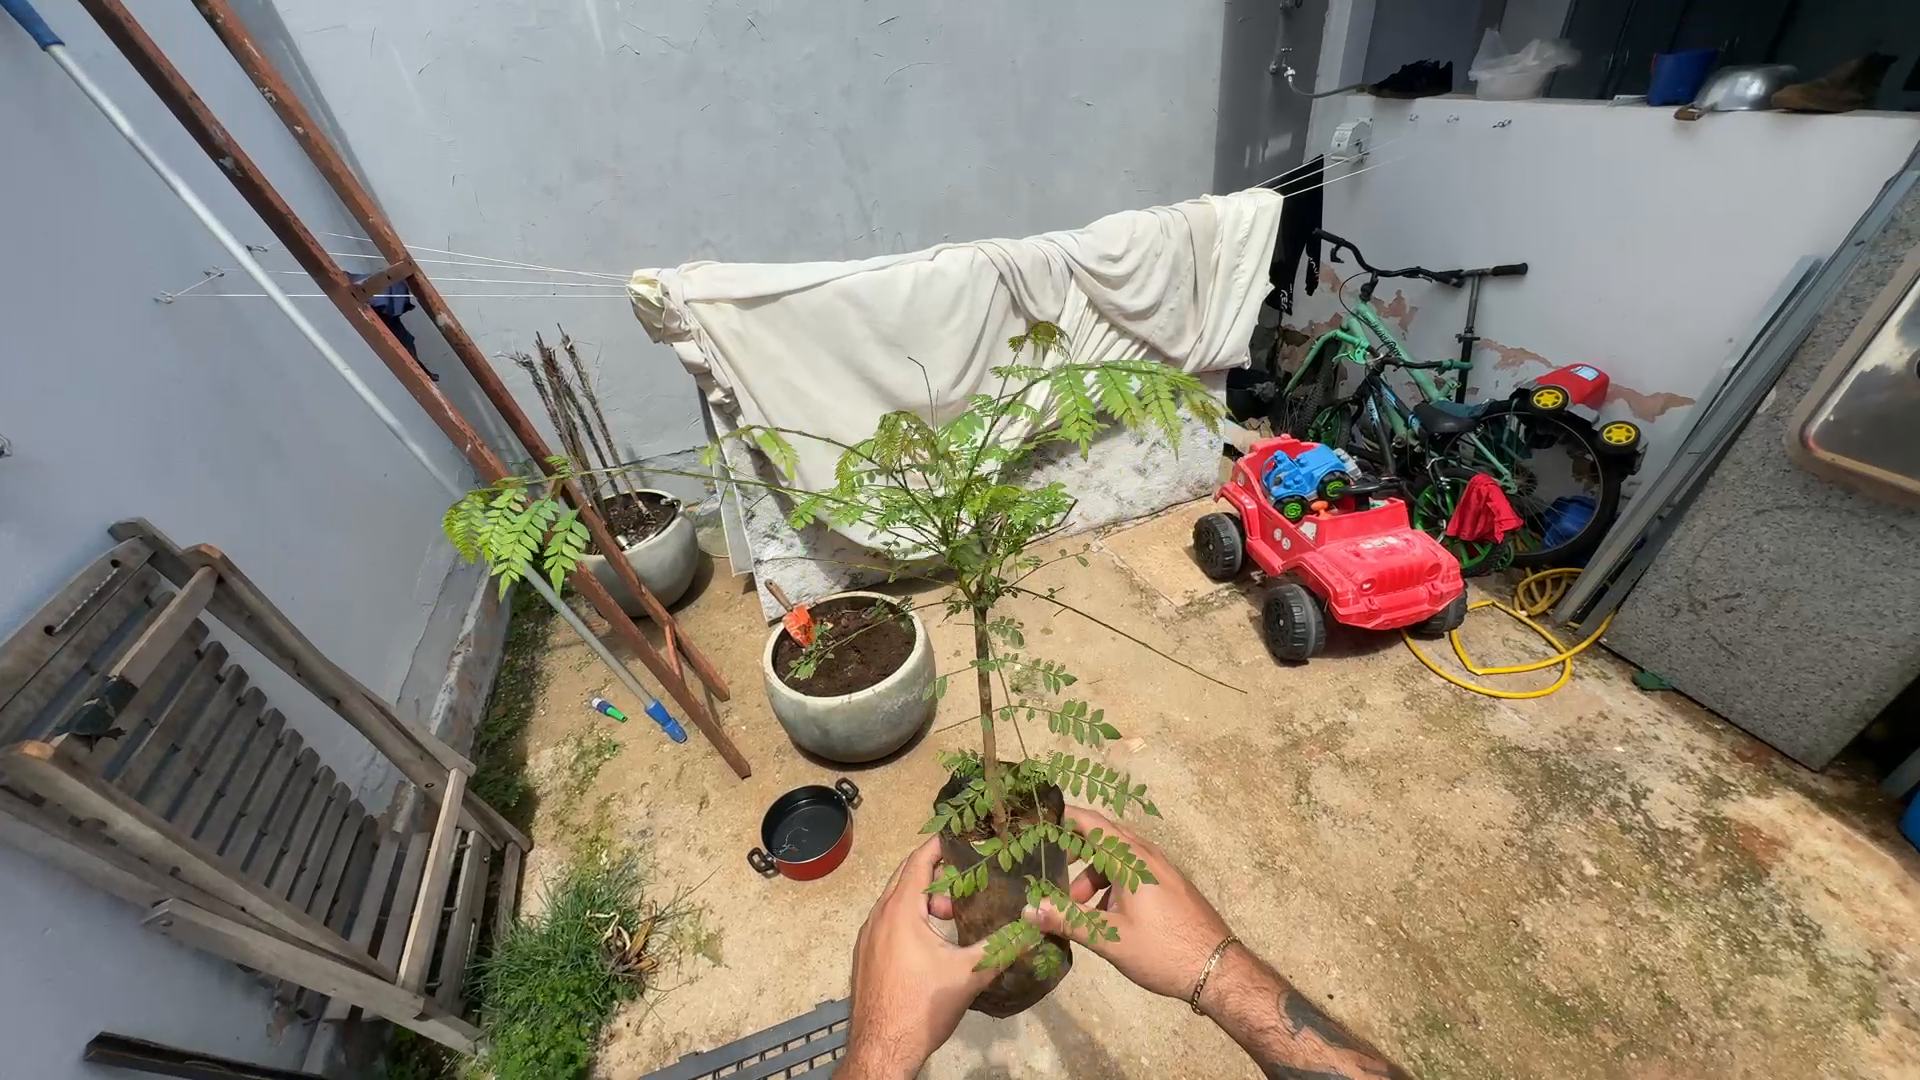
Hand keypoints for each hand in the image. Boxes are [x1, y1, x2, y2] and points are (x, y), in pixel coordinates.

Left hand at [841, 836, 997, 1079]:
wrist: (881, 1052)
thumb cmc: (922, 1006)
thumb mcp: (967, 975)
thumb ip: (1000, 948)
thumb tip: (1031, 930)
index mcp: (900, 909)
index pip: (918, 860)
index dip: (939, 844)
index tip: (962, 836)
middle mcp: (878, 915)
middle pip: (906, 877)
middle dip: (936, 874)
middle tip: (966, 878)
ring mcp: (868, 936)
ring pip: (896, 900)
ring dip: (923, 899)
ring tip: (952, 913)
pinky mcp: (865, 955)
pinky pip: (888, 921)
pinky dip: (909, 916)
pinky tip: (930, 938)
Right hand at [1021, 805, 1234, 1001]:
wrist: (1219, 971)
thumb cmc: (1162, 950)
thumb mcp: (1111, 938)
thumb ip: (1068, 920)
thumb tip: (1029, 910)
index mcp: (1131, 858)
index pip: (1092, 823)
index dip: (1065, 817)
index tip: (1041, 820)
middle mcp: (1146, 854)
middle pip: (1103, 837)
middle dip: (1075, 850)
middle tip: (1052, 869)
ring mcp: (1161, 867)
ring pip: (1118, 857)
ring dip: (1094, 873)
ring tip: (1078, 906)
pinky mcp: (1169, 883)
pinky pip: (1133, 869)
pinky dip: (1113, 881)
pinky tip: (1107, 914)